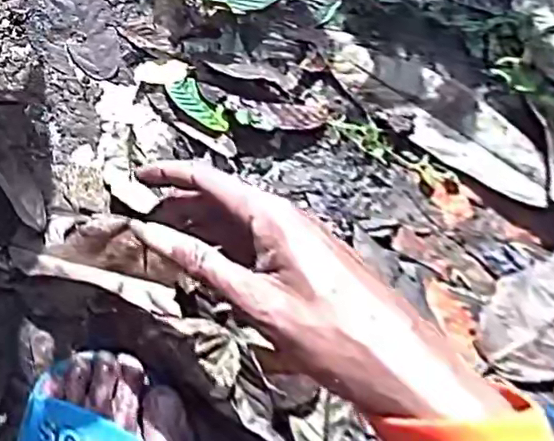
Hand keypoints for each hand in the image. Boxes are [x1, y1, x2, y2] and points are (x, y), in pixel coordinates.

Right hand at [126, 162, 510, 421]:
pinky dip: (225, 252)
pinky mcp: (308, 261)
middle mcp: (284, 217)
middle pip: (216, 199)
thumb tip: (153, 236)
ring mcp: (298, 239)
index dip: (165, 174)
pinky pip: (254, 244)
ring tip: (171, 251)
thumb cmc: (344, 340)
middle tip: (146, 224)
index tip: (136, 179)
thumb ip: (202, 265)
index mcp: (271, 214)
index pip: (204, 177)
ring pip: (234, 223)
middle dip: (177, 208)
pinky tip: (212, 274)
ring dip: (199, 233)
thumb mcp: (259, 302)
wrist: (417, 379)